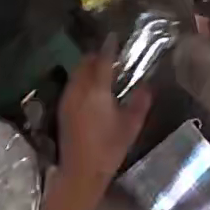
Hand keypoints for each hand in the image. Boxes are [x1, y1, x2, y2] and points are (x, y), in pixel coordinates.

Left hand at [56, 48, 151, 197]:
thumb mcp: (131, 125)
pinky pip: (72, 85)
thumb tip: (147, 85)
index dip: (109, 47)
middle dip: (96, 56)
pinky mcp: (63, 109)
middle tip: (110, 53)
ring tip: (101, 69)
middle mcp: (78, 90)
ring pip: (76, 74)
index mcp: (96, 90)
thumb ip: (140, 102)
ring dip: (87, 67)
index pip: (102, 61)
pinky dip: (81, 79)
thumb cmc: (109, 148)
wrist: (80, 172)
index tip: (114, 37)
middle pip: (84, 64)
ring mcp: (68, 99)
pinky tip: (91, 88)